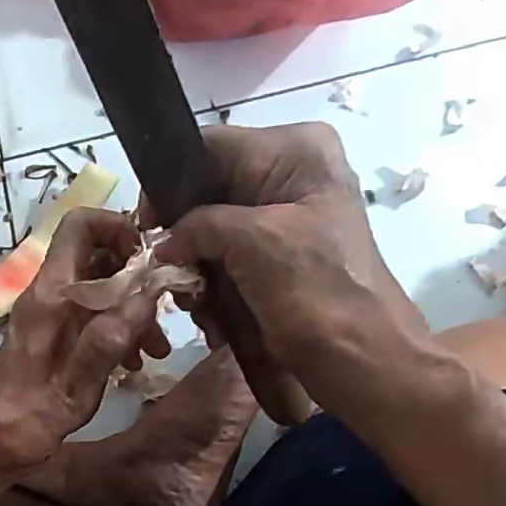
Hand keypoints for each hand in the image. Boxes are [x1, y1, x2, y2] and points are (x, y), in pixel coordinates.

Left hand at [0, 209, 165, 476]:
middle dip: (136, 277)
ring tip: (156, 348)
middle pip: (97, 255)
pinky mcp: (50, 334)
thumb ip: (109, 339)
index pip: (80, 226)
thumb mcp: (75, 387)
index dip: (119, 228)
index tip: (151, 260)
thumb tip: (145, 295)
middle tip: (163, 312)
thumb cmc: (28, 419)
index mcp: (49, 296)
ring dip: (131, 308)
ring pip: (98, 286)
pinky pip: (90, 313)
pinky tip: (133, 361)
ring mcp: (47, 314)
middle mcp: (46, 295)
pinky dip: (116, 327)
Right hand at [152, 124, 426, 417]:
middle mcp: (285, 174)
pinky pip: (218, 255)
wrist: (360, 359)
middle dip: (181, 232)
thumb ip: (198, 225)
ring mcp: (277, 217)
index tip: (145, 226)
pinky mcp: (270, 255)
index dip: (169, 182)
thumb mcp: (253, 240)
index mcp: (295, 151)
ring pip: (205, 227)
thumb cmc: (317, 291)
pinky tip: (208, 307)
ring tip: (195, 298)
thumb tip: (160, 243)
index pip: (209, 146)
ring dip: (191, 265)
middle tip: (168, 269)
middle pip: (203, 189)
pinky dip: (205, 282)